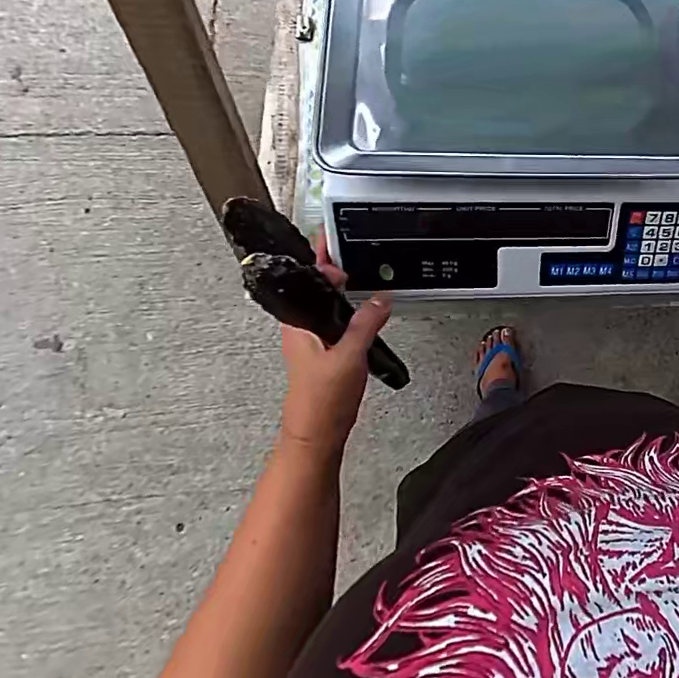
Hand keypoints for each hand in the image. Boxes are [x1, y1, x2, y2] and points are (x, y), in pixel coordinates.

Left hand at [277, 235, 392, 456]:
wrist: (316, 437)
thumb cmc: (320, 403)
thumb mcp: (349, 356)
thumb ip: (366, 323)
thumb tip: (380, 300)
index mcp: (298, 324)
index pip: (306, 279)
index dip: (321, 259)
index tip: (333, 241)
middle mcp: (301, 330)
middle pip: (314, 290)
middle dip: (328, 269)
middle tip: (343, 251)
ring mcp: (312, 343)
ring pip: (323, 307)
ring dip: (337, 291)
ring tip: (352, 275)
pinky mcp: (324, 356)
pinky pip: (333, 324)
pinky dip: (345, 312)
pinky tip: (360, 314)